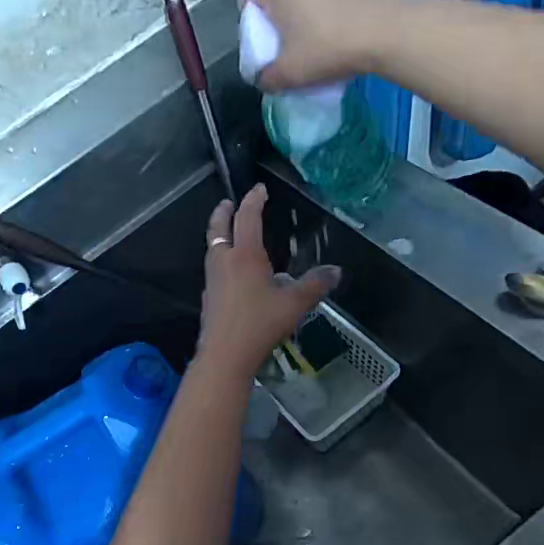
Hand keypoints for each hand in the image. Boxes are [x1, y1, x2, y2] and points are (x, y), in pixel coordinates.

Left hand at [198, 184, 341, 376]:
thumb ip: (315, 285)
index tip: (259, 189)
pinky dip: (219, 259)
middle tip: (228, 202)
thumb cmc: (260, 324)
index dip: (253, 200)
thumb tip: (335, 271)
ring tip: (229, 233)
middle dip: (223, 212)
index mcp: (244, 255)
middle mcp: (224, 261)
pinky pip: (213, 269)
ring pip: (212, 248)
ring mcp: (212, 280)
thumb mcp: (294, 304)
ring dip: (219, 235)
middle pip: (218, 228)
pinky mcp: (208, 297)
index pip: (248, 217)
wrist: (224, 355)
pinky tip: (229, 273)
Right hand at [245, 0, 406, 89]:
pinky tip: (350, 19)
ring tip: (325, 29)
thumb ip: (267, 78)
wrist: (388, 30)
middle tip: (294, 40)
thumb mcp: (290, 75)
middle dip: (283, 11)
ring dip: (312, 1)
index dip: (253, 24)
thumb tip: (263, 78)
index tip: (266, 44)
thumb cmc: (328, 49)